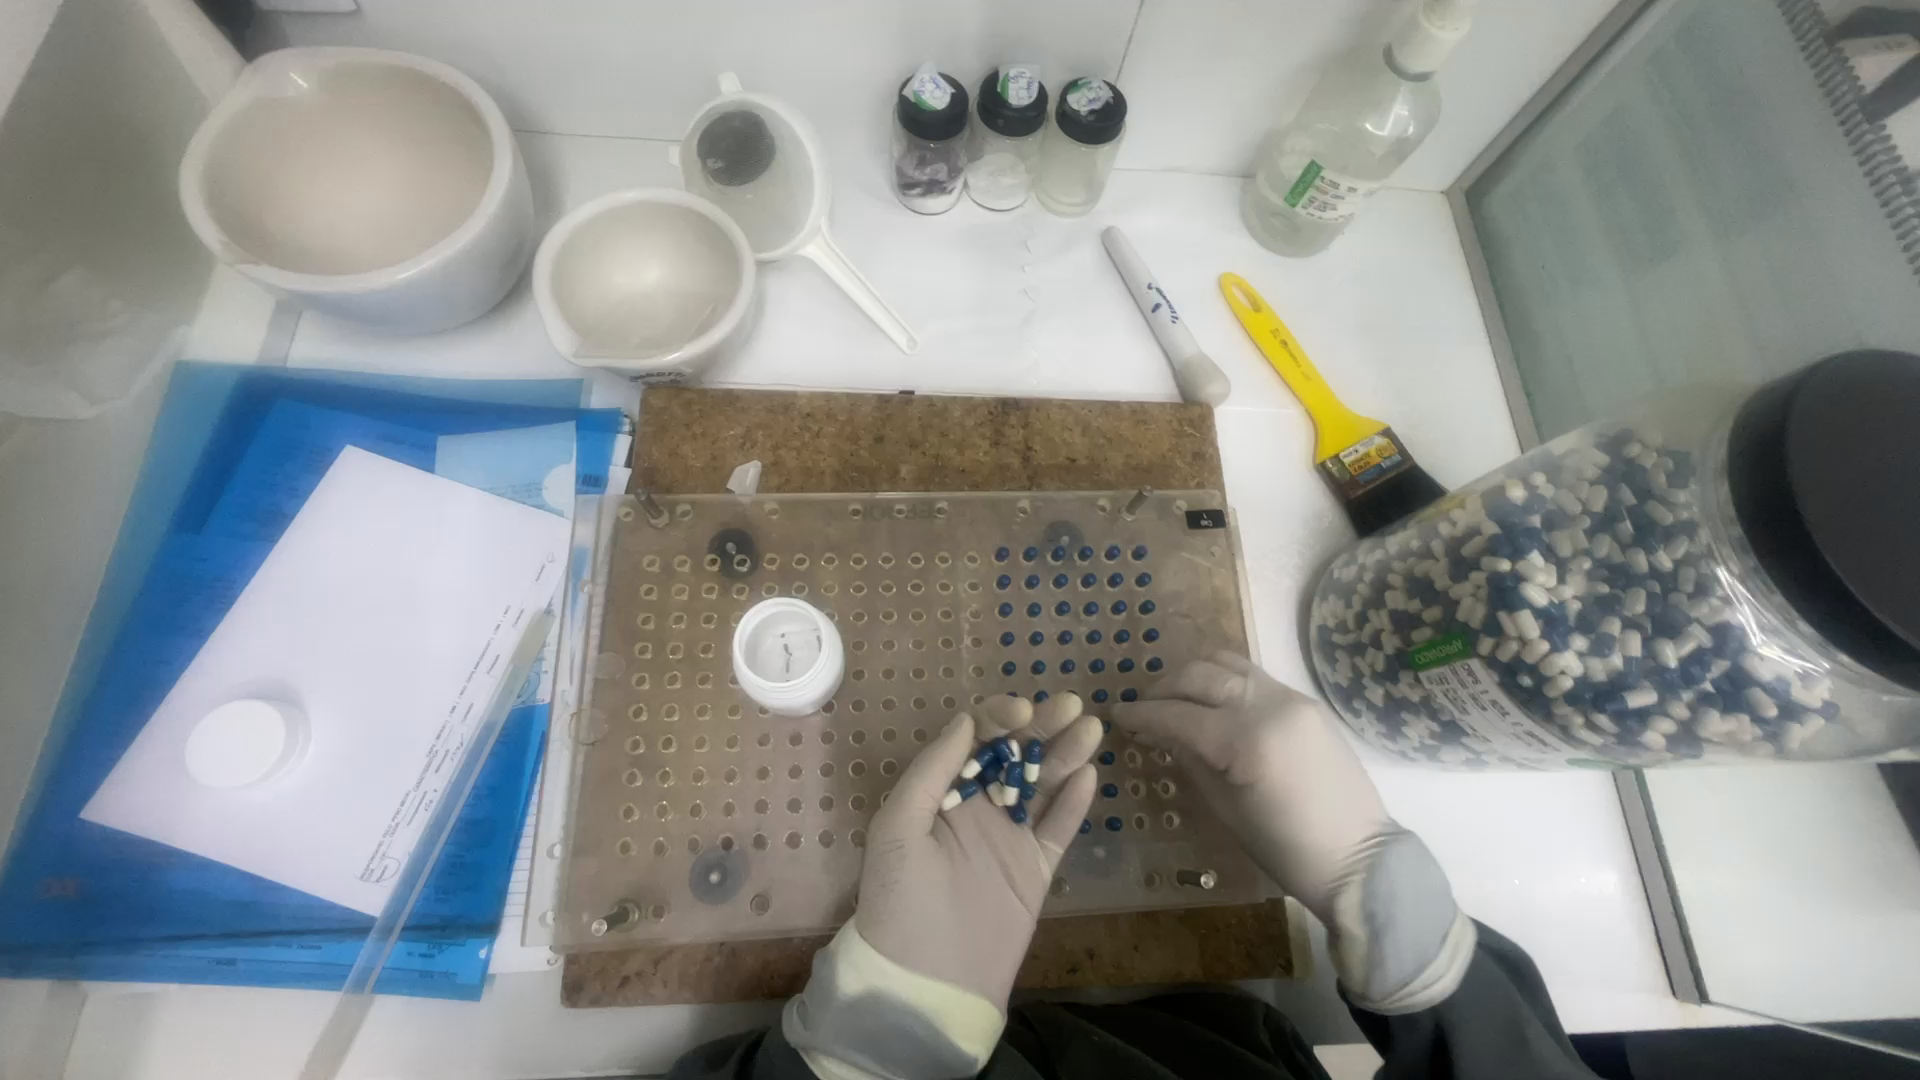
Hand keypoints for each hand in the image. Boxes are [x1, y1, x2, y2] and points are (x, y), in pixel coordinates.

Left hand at [855, 693, 1101, 1007]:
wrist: (924, 983)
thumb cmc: (899, 899)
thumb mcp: (898, 827)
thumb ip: (931, 771)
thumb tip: (966, 721)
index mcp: (942, 791)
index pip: (976, 740)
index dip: (999, 719)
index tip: (1023, 710)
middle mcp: (978, 807)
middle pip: (1016, 755)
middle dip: (1042, 727)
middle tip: (1073, 705)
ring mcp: (1009, 837)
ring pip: (1043, 785)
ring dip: (1065, 754)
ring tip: (1090, 727)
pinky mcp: (1035, 870)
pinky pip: (1058, 829)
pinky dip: (1074, 803)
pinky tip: (1089, 775)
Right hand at [1110, 651, 1387, 919]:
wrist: (1359, 859)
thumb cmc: (1285, 847)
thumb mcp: (1224, 807)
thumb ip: (1189, 758)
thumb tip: (1158, 732)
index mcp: (1246, 740)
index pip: (1178, 714)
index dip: (1141, 714)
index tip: (1116, 714)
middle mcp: (1269, 705)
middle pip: (1199, 675)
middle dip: (1163, 688)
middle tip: (1142, 707)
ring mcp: (1290, 698)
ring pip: (1225, 662)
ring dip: (1192, 674)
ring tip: (1174, 697)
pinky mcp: (1303, 701)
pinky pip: (1252, 674)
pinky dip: (1223, 678)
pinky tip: (1210, 699)